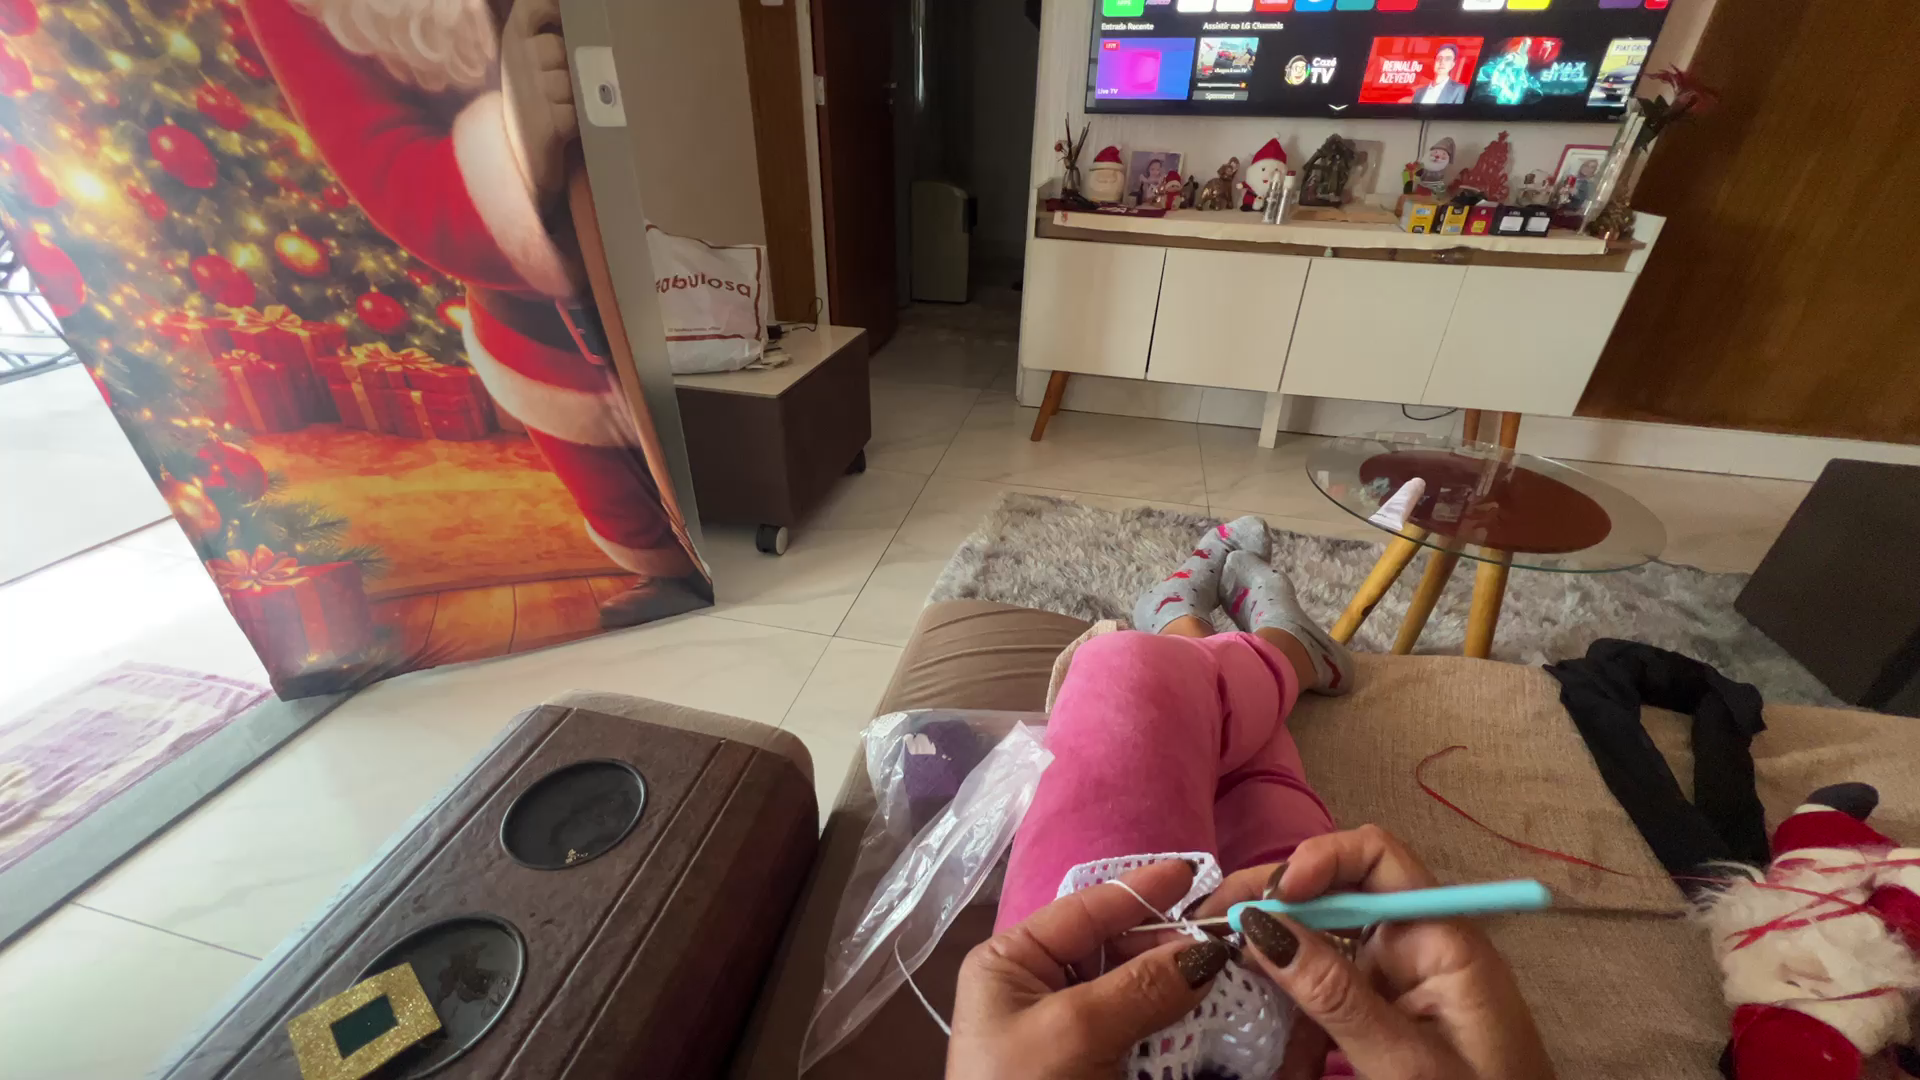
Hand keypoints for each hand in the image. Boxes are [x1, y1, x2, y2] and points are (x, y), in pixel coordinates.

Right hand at [500, 0, 576, 204]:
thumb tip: (586, 20)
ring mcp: (530, 93)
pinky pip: (579, 111)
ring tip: (569, 110)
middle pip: (560, 49)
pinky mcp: (547, 124)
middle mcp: (517, 62)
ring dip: (580, 98)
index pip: (532, 6)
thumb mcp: (535, 62)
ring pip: (572, 82)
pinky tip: (574, 128)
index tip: (569, 17)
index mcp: (514, 40)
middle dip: (573, 67)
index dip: (553, 6)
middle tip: (569, 89)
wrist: (524, 157)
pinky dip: (584, 121)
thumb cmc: (538, 104)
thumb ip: (551, 37)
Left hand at [947, 860, 1229, 1079]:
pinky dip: (1171, 1022)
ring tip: (1225, 968)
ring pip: (1131, 988)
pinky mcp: (1091, 1065)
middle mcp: (1037, 984)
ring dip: (1175, 982)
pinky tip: (1206, 1013)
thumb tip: (1204, 950)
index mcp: (1012, 960)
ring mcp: (1065, 1027)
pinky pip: (1137, 1029)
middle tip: (1224, 933)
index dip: (1138, 888)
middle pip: (1112, 947)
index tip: (1190, 870)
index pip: (1084, 910)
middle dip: (1165, 939)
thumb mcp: (1073, 1032)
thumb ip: (1139, 987)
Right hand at [1194, 826, 1555, 1079]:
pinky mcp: (1376, 1004)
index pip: (1376, 855)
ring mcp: (1392, 973)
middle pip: (1332, 887)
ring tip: (1226, 968)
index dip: (1319, 859)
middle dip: (1273, 902)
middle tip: (1216, 924)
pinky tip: (1270, 1034)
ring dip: (1272, 954)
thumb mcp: (1405, 1065)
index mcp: (1441, 938)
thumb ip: (1332, 993)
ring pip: (1316, 933)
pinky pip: (1319, 979)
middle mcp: (1413, 941)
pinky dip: (1289, 1000)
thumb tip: (1256, 922)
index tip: (1273, 896)